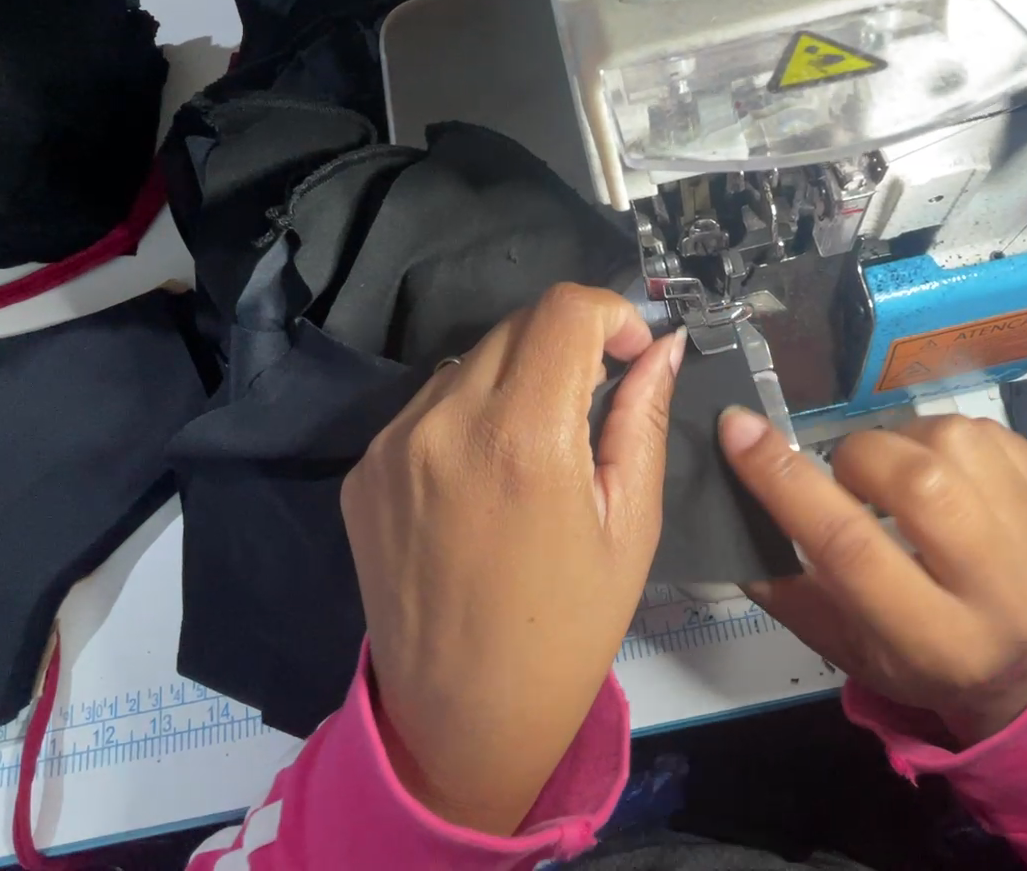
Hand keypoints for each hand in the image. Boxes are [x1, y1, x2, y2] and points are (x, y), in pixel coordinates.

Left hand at [342, 285, 685, 834]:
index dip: (611, 314)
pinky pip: (427, 407)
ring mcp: (391, 444)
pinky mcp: (363, 470)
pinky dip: (467, 414)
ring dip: (515, 377)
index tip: (629, 355)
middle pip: (516, 326)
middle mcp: (446, 421)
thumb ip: (643, 419)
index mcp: (524, 436)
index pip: (564, 310)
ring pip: (470, 361)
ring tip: (535, 445)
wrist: (462, 717)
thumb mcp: (631, 525)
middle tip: (592, 400)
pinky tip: (482, 475)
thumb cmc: (569, 628)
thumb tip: (663, 348)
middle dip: (567, 343)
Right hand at [720, 409, 1026, 746]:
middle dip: (858, 457)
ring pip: (955, 441)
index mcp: (931, 641)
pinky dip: (946, 437)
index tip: (738, 427)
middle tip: (847, 475)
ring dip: (904, 440)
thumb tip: (731, 494)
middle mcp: (1001, 596)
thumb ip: (782, 583)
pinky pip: (990, 431)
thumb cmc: (909, 656)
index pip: (848, 546)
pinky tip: (942, 472)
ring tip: (899, 473)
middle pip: (918, 485)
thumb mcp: (836, 641)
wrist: (1019, 667)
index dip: (784, 480)